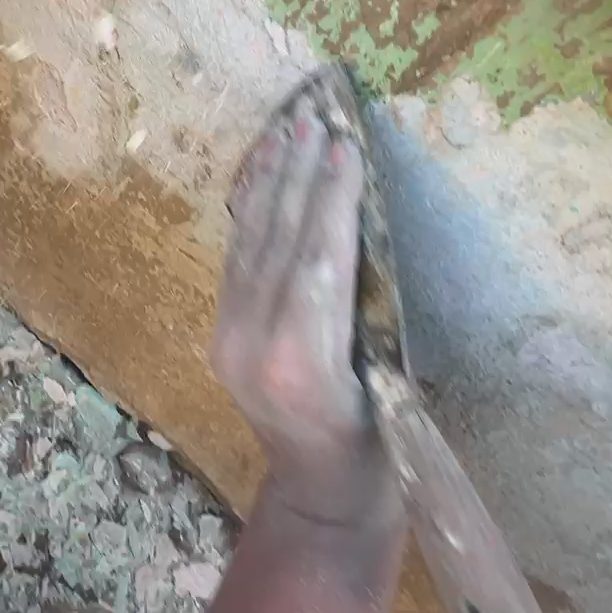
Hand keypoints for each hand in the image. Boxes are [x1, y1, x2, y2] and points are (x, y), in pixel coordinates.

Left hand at [211, 95, 399, 525]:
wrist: (316, 494)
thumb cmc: (378, 450)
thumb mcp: (391, 383)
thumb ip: (368, 308)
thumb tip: (358, 223)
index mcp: (302, 363)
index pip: (318, 258)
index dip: (331, 197)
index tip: (344, 144)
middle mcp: (252, 342)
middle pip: (278, 239)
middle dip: (296, 173)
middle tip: (309, 117)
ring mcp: (228, 334)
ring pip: (249, 240)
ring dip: (268, 180)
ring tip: (282, 131)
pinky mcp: (220, 328)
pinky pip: (235, 256)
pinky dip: (250, 210)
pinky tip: (259, 176)